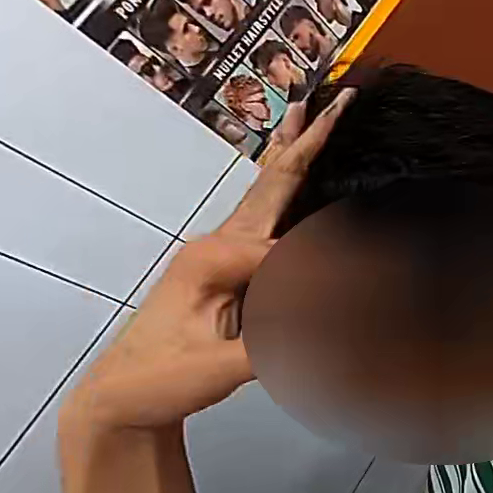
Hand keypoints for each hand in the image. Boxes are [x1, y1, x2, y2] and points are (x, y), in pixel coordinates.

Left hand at [59, 90, 352, 434]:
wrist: (122, 393)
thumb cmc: (161, 378)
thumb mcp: (218, 366)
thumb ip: (274, 341)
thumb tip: (331, 318)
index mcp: (216, 258)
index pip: (292, 255)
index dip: (329, 274)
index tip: (370, 286)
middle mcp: (218, 242)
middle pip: (274, 182)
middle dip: (308, 140)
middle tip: (337, 99)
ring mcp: (220, 250)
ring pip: (268, 192)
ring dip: (294, 152)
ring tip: (311, 116)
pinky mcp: (227, 265)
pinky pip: (266, 217)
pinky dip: (286, 186)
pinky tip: (294, 176)